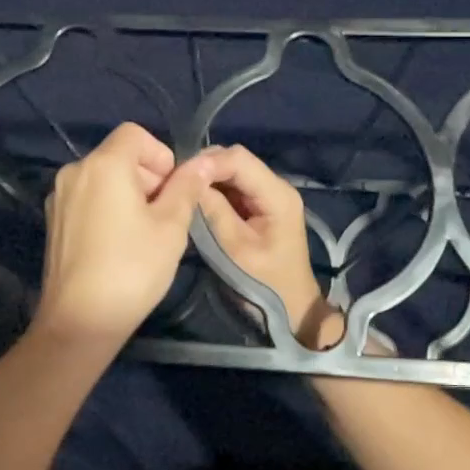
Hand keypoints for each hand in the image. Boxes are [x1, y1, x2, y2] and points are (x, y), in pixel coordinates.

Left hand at [32, 123, 198, 347]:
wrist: (80, 321)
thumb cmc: (132, 269)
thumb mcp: (171, 226)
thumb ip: (186, 187)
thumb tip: (203, 162)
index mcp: (104, 164)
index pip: (135, 134)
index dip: (160, 155)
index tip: (172, 189)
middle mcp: (75, 171)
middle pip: (118, 154)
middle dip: (147, 176)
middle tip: (164, 216)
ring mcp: (59, 196)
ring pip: (103, 177)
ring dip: (128, 193)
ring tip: (143, 233)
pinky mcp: (54, 220)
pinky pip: (87, 197)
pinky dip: (107, 207)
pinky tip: (118, 244)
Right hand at [170, 145, 330, 340]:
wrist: (292, 310)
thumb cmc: (266, 284)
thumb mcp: (236, 249)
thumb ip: (214, 211)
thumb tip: (190, 180)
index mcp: (277, 194)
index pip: (238, 159)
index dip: (207, 162)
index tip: (179, 177)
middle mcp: (275, 186)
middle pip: (235, 160)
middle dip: (204, 168)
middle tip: (176, 184)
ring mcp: (267, 194)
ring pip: (231, 170)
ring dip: (207, 178)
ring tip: (182, 191)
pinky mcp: (258, 204)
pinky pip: (231, 186)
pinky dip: (212, 189)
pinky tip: (195, 200)